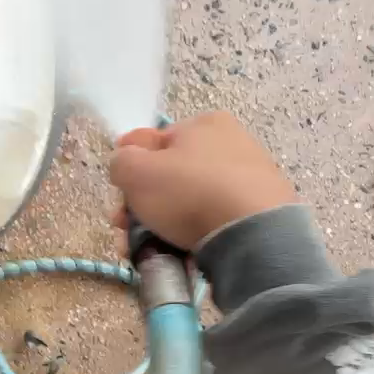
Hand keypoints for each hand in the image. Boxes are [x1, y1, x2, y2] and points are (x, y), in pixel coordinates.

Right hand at [108, 111, 299, 251]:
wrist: (250, 231)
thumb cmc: (187, 192)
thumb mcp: (135, 171)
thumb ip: (119, 162)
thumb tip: (124, 163)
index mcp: (202, 123)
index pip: (151, 142)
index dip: (128, 169)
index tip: (117, 196)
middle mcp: (228, 142)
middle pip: (166, 175)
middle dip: (139, 204)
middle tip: (124, 228)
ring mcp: (246, 175)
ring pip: (184, 199)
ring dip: (156, 223)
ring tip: (142, 247)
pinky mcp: (256, 207)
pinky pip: (209, 216)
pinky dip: (186, 232)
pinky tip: (173, 250)